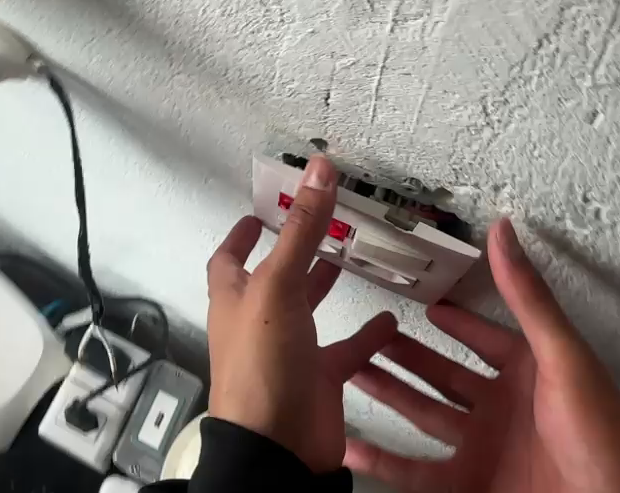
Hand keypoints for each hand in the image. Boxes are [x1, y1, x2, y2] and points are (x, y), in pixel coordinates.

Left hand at [206, 155, 398, 473]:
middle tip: (316, 224)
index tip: (256, 213)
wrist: (278, 451)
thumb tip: (317, 169)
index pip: (230, 256)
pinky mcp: (317, 380)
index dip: (241, 235)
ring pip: (308, 311)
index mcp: (236, 296)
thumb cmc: (262, 364)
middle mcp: (258, 321)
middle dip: (293, 252)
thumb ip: (301, 228)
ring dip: (325, 286)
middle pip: (274, 278)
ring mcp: (288, 352)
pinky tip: (389, 320)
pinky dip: (366, 336)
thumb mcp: (278, 284)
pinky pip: (345, 352)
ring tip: (350, 257)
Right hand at [346, 219, 619, 492]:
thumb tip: (504, 232)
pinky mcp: (470, 487)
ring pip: (422, 413)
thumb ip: (526, 296)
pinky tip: (353, 447)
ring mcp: (484, 450)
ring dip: (387, 392)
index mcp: (528, 372)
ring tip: (350, 369)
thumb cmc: (606, 443)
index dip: (454, 318)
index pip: (480, 336)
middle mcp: (503, 409)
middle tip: (372, 331)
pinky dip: (382, 461)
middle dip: (406, 352)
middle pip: (442, 373)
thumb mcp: (563, 358)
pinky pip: (415, 473)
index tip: (425, 299)